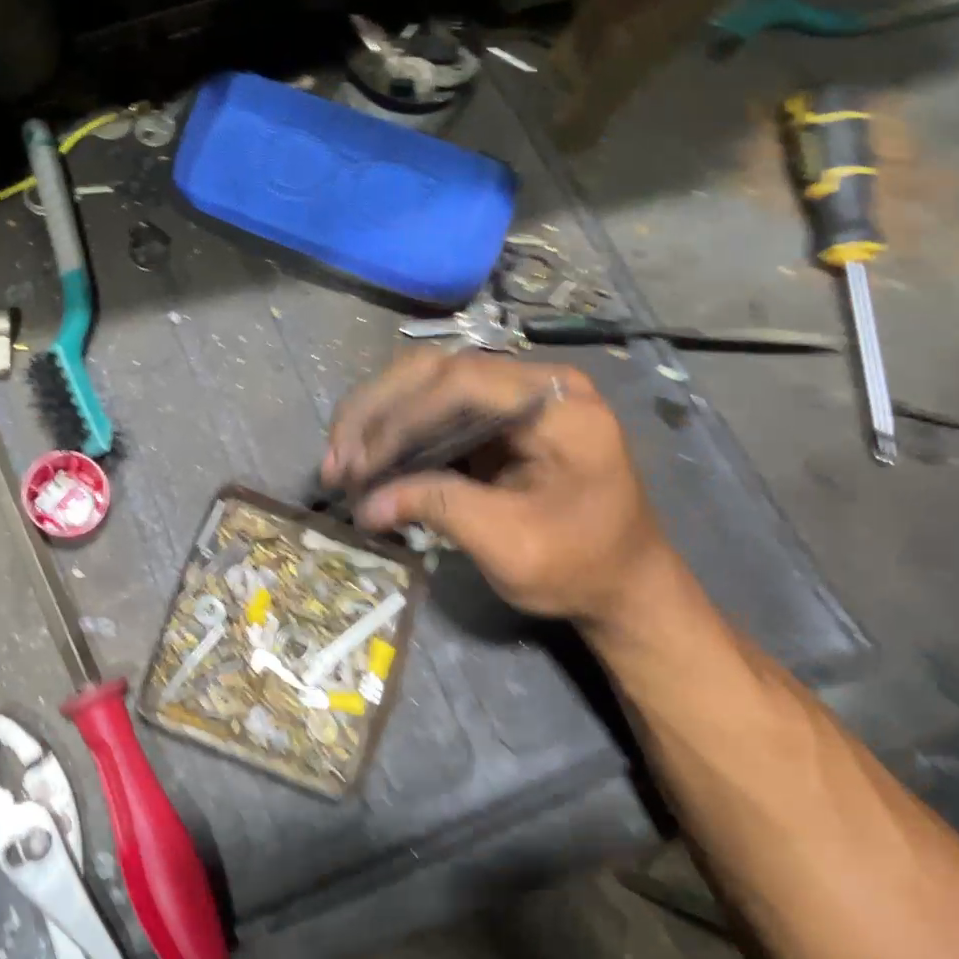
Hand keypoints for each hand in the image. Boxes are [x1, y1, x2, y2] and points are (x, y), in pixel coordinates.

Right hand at [322, 349, 678, 624]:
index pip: (463, 382)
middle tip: (336, 462)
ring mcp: (507, 399)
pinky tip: (361, 463)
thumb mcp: (512, 544)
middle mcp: (533, 386)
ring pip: (420, 385)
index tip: (363, 464)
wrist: (621, 586)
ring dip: (372, 421)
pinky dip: (388, 436)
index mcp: (559, 406)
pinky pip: (426, 411)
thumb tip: (365, 505)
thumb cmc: (581, 567)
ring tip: (337, 465)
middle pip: (434, 372)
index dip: (402, 416)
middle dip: (376, 414)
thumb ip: (440, 509)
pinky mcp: (486, 421)